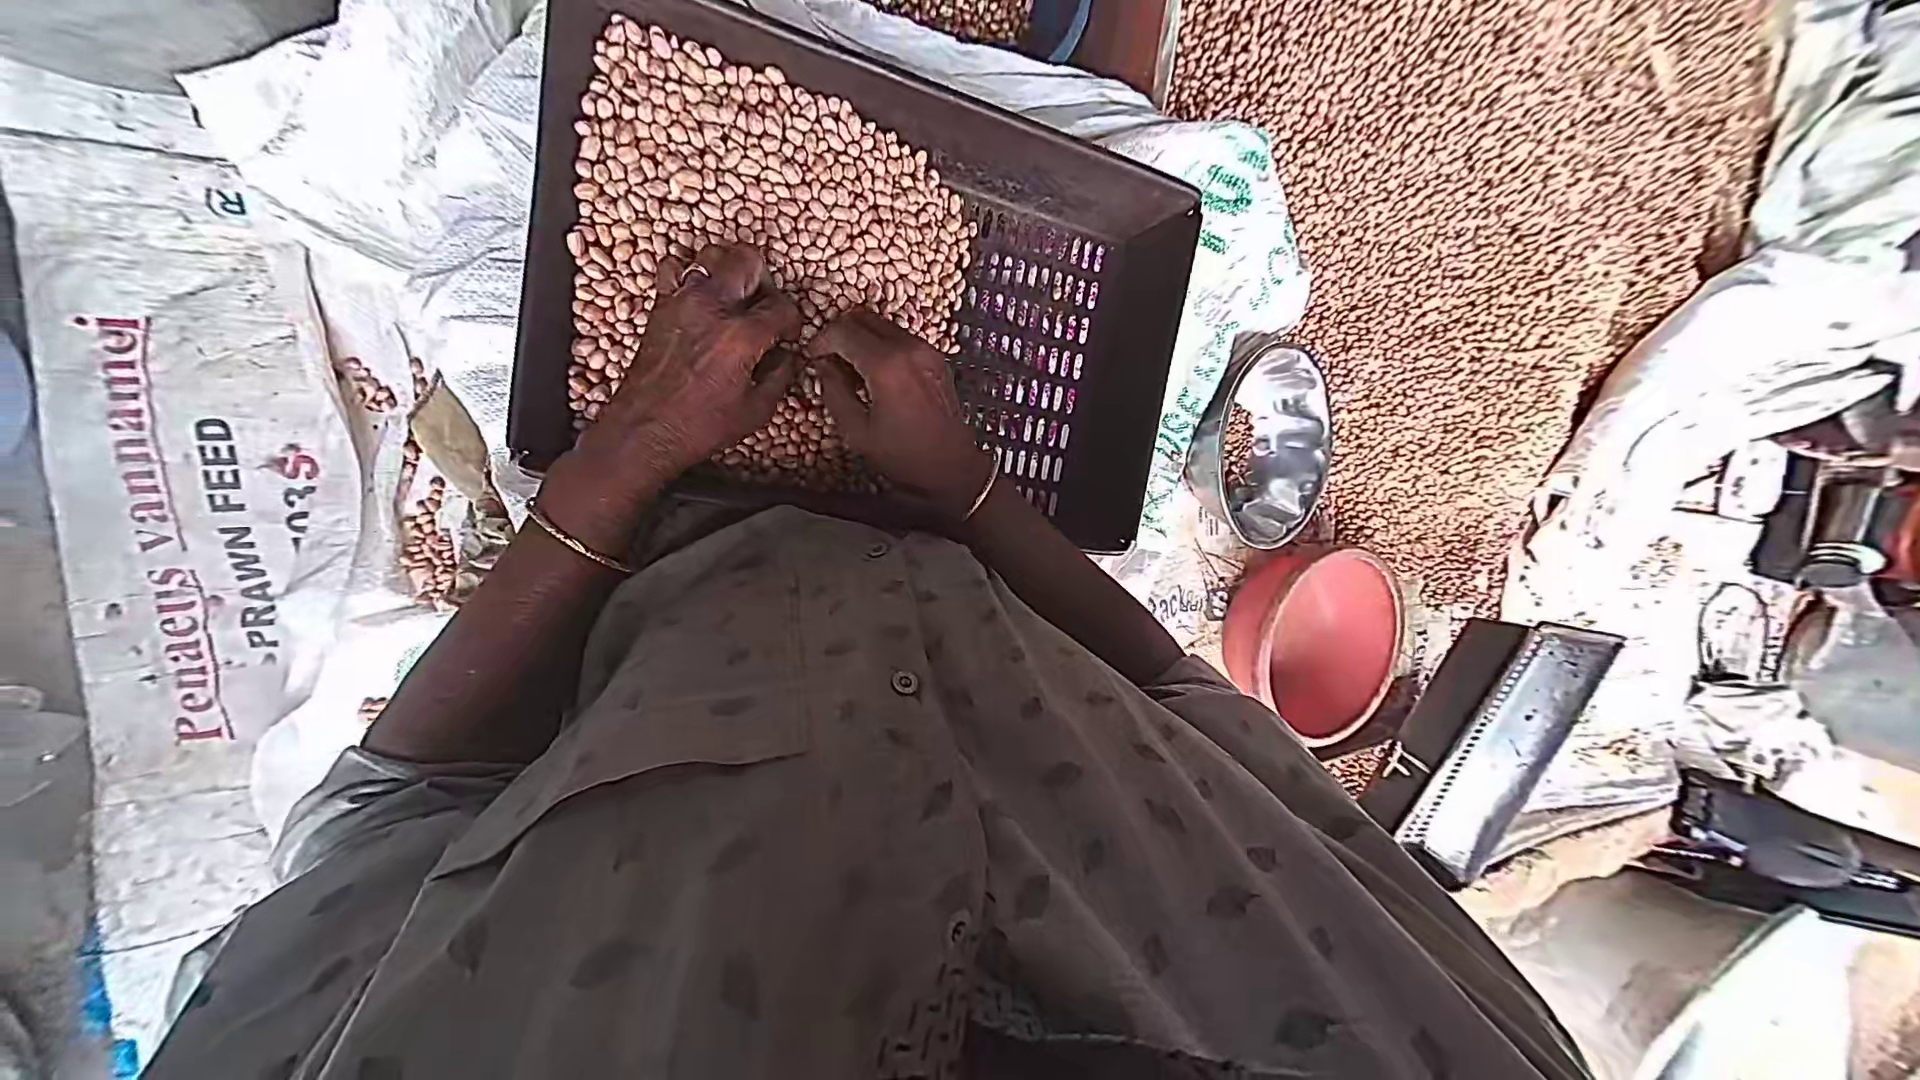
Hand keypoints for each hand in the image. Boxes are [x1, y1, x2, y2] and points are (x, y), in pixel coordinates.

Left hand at [581, 242, 800, 481]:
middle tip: (766, 306)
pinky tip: (703, 301)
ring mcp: (681, 301)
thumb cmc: (698, 425)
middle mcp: (711, 308)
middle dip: (765, 281)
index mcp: (740, 337)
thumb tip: (788, 357)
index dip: (792, 321)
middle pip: (747, 260)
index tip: (789, 335)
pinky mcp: (661, 306)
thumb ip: (780, 376)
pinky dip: (693, 276)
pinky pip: (677, 269)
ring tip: (736, 299)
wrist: (646, 429)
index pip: (782, 307)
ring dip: (730, 271)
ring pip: (712, 255)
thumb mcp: (757, 410)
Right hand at [808, 309, 991, 520]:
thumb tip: (823, 366)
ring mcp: (927, 350)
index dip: (821, 340)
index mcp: (887, 365)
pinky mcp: (936, 358)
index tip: (812, 357)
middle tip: (828, 359)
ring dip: (861, 338)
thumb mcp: (857, 432)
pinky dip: (881, 346)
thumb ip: (834, 392)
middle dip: (839, 333)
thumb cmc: (904, 456)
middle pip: (863, 318)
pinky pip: (900, 338)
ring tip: (850, 369)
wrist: (953, 468)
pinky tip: (875, 374)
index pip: (843, 331)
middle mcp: (909, 348)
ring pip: (882, 325)